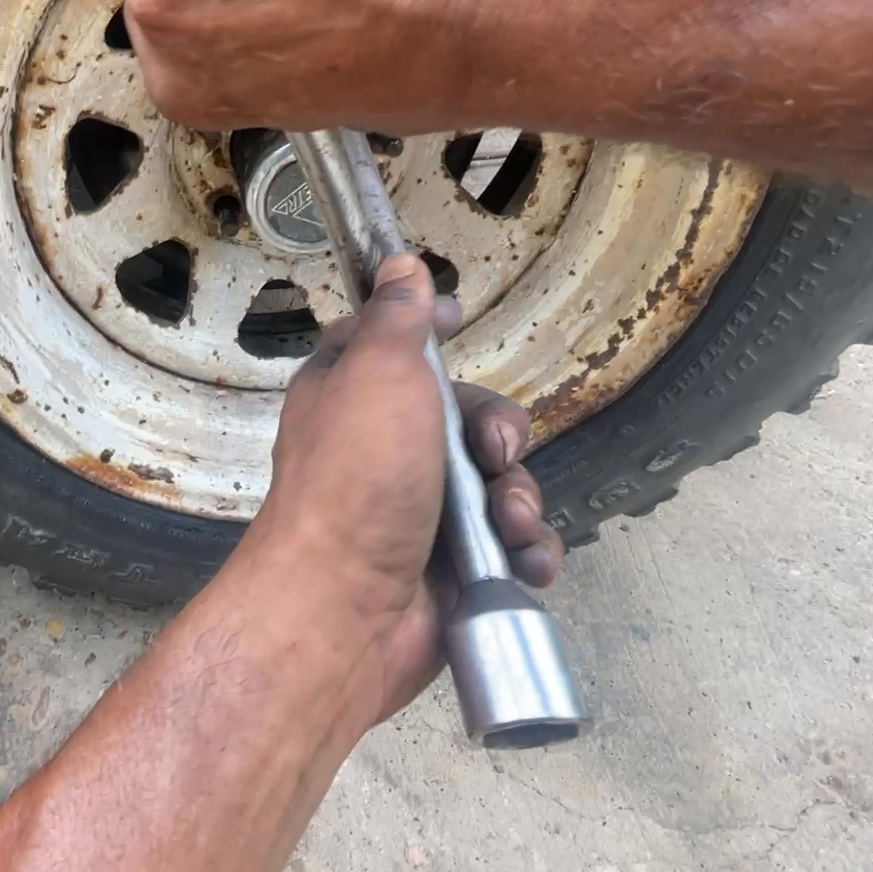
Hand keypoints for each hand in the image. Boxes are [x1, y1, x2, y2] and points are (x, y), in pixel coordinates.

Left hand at [233, 254, 564, 724]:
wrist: (347, 606)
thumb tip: (399, 265)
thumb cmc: (358, 476)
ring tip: (506, 525)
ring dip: (518, 498)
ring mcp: (417, 508)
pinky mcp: (450, 565)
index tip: (458, 315)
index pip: (391, 343)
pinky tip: (522, 562)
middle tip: (494, 452)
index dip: (426, 325)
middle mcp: (381, 447)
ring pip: (498, 481)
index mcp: (350, 394)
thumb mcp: (375, 374)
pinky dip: (525, 550)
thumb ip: (395, 320)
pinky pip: (508, 543)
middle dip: (496, 430)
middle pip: (465, 413)